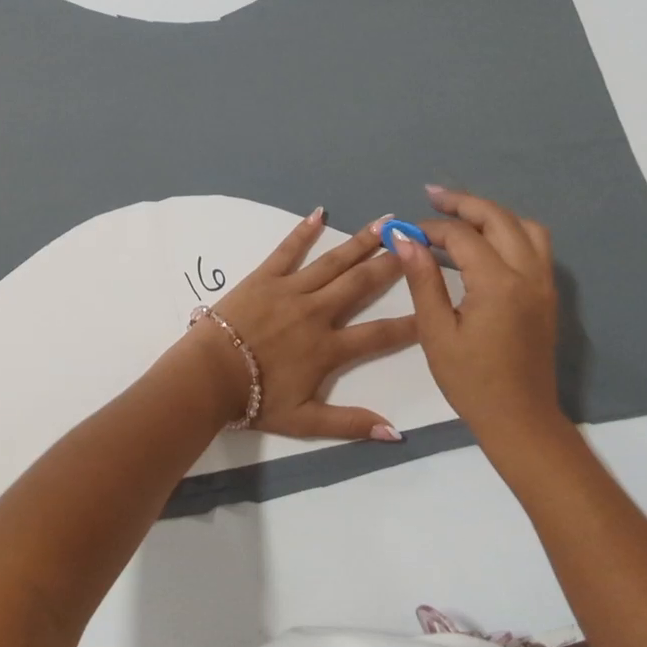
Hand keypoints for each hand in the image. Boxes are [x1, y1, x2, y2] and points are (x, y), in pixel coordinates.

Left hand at [186, 208, 417, 440]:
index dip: (411, 323)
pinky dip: (303, 231)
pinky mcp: (264, 277)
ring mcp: (290, 290)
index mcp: (329, 348)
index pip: (380, 334)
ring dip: (359, 241)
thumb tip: (395, 433)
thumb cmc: (255, 400)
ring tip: (385, 223)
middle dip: (391, 264)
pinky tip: (319, 212)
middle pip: (361, 284)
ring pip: (332, 262)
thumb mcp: (305, 422)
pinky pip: (287, 250)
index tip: (437, 306)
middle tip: (416, 243)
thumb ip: (350, 423)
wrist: (209, 374)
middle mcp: (316, 312)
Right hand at [391, 187, 563, 438]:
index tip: (405, 232)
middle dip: (464, 203)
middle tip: (432, 197)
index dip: (431, 228)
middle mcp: (528, 274)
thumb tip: (405, 239)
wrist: (520, 419)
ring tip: (461, 215)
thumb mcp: (436, 332)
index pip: (462, 236)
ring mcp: (544, 284)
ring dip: (493, 214)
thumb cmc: (471, 381)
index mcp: (497, 284)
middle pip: (499, 218)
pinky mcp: (548, 295)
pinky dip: (511, 232)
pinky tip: (486, 242)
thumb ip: (423, 280)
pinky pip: (536, 246)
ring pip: (525, 227)